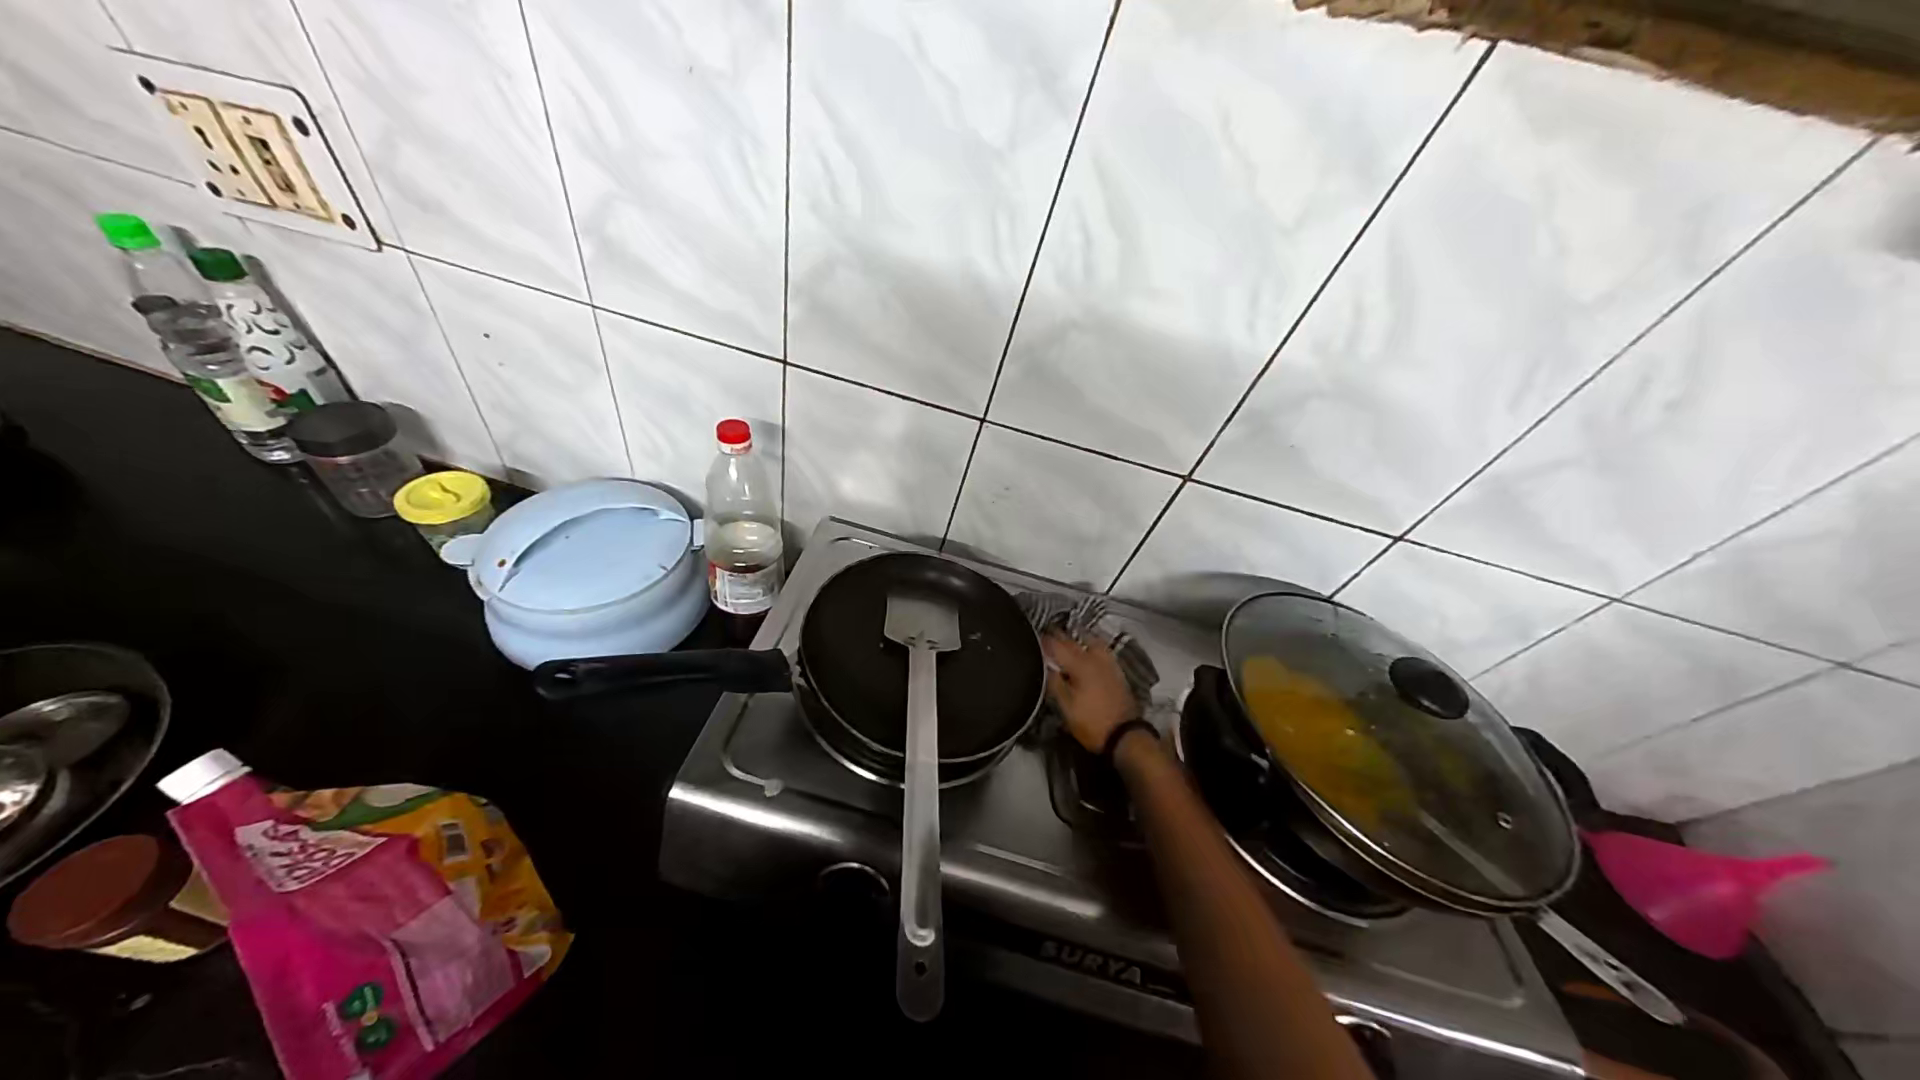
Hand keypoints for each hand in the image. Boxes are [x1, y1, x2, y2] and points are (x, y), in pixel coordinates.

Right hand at [1043, 632, 1140, 753]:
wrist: (1125, 735)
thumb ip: (1054, 683)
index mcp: (1080, 665)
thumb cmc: (1092, 723)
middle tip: (1046, 637)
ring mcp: (1108, 664)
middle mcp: (1095, 659)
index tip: (1033, 640)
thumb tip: (1044, 666)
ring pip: (1090, 642)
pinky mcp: (1117, 671)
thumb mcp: (1067, 707)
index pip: (1057, 646)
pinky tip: (1087, 652)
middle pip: (1073, 641)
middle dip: (1058, 637)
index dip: (1043, 641)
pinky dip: (1090, 646)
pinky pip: (1101, 650)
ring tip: (1066, 641)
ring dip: (1076, 639)